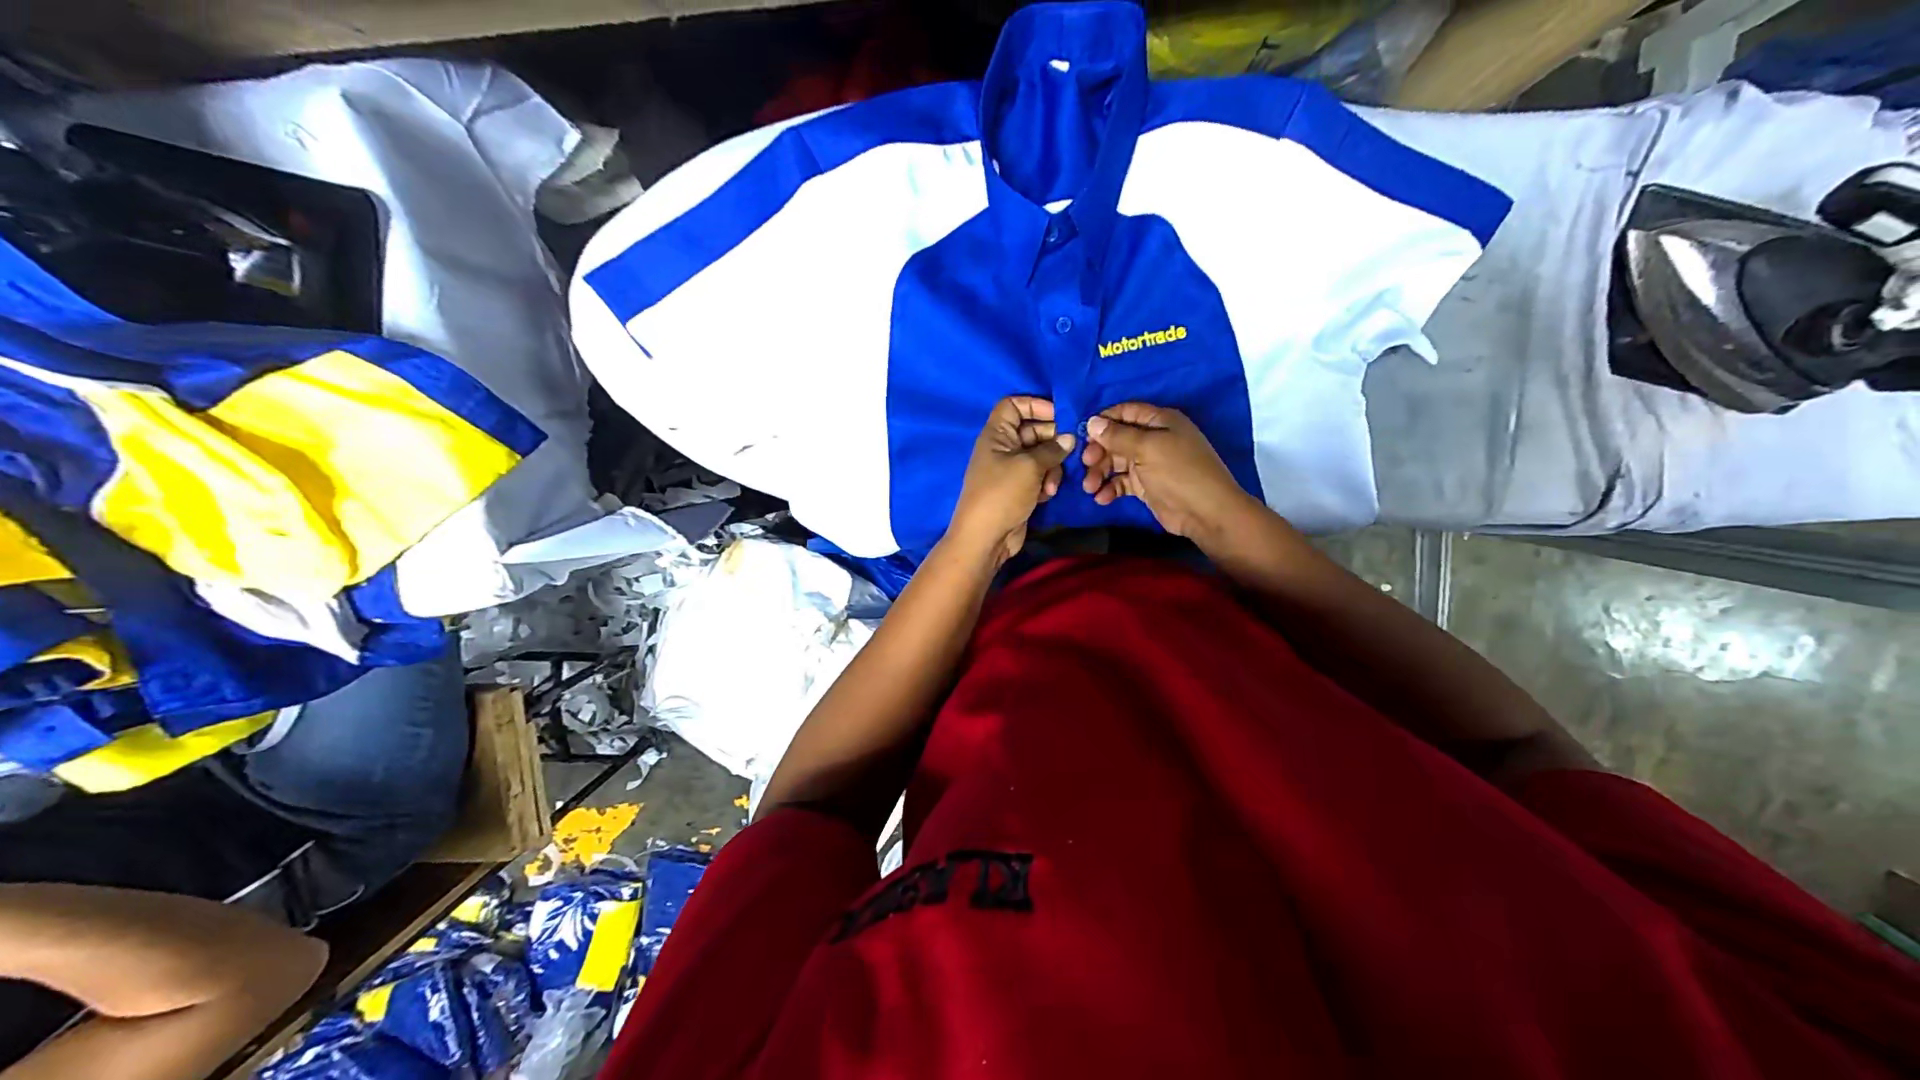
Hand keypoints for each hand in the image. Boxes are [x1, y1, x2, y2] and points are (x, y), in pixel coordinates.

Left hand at [947, 396, 1075, 562]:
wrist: (986, 537)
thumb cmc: (1002, 493)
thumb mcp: (1029, 466)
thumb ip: (1052, 449)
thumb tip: (1069, 438)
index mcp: (996, 434)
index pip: (1013, 405)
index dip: (1035, 404)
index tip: (1059, 414)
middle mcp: (1002, 447)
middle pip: (1032, 430)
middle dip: (1052, 440)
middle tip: (1070, 450)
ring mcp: (1011, 469)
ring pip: (1040, 455)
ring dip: (1051, 466)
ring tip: (1051, 484)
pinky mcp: (1019, 488)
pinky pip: (1039, 475)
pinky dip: (1046, 482)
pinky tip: (1047, 495)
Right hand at [1082, 402, 1262, 542]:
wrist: (1206, 512)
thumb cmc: (1179, 472)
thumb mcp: (1147, 448)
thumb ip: (1117, 435)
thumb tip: (1091, 422)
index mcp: (1160, 421)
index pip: (1126, 412)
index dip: (1104, 421)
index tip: (1083, 434)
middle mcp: (1154, 439)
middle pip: (1117, 438)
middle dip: (1099, 451)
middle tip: (1086, 464)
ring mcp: (1150, 463)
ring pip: (1117, 462)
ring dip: (1101, 473)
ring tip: (1090, 487)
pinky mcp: (1147, 486)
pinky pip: (1122, 482)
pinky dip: (1111, 489)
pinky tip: (1102, 499)